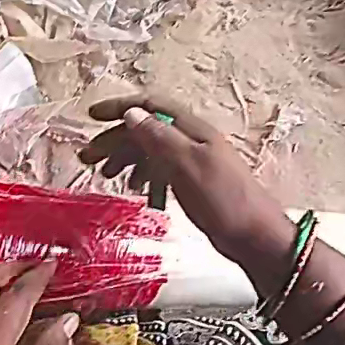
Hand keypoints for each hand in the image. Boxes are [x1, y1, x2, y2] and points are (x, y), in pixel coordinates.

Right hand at [79, 95, 295, 272]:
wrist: (256, 238)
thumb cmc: (223, 200)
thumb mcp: (186, 165)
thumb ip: (158, 137)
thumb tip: (131, 114)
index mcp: (191, 129)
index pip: (150, 106)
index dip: (119, 108)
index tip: (92, 117)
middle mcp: (190, 139)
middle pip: (145, 130)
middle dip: (114, 140)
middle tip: (87, 158)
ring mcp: (192, 161)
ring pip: (150, 150)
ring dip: (125, 159)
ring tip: (106, 176)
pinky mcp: (193, 181)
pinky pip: (160, 170)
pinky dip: (143, 176)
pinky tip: (136, 190)